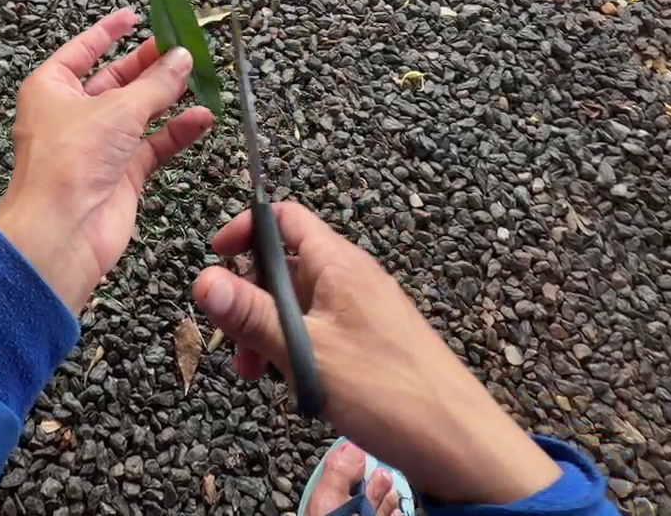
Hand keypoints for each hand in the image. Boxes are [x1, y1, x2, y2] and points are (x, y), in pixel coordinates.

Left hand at [0, 8, 214, 312]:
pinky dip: (177, 131)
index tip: (135, 16)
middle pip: (116, 79)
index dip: (109, 31)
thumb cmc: (67, 163)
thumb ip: (154, 84)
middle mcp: (72, 113)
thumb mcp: (116, 110)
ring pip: (138, 111)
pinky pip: (153, 144)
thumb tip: (182, 59)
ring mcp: (97, 143)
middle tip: (182, 45)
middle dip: (149, 63)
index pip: (83, 49)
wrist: (62, 232)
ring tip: (199, 75)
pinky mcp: (120, 172)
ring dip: (167, 95)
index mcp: (51, 87)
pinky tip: (202, 117)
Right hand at [193, 203, 561, 505]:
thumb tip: (201, 279)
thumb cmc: (389, 393)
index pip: (283, 217)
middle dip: (249, 294)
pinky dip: (293, 346)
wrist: (469, 454)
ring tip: (254, 370)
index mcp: (338, 263)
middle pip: (283, 262)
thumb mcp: (308, 353)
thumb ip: (253, 316)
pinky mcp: (370, 341)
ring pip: (297, 301)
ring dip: (267, 327)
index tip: (217, 260)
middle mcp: (349, 277)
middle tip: (232, 336)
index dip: (245, 229)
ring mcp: (361, 309)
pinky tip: (289, 381)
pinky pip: (317, 327)